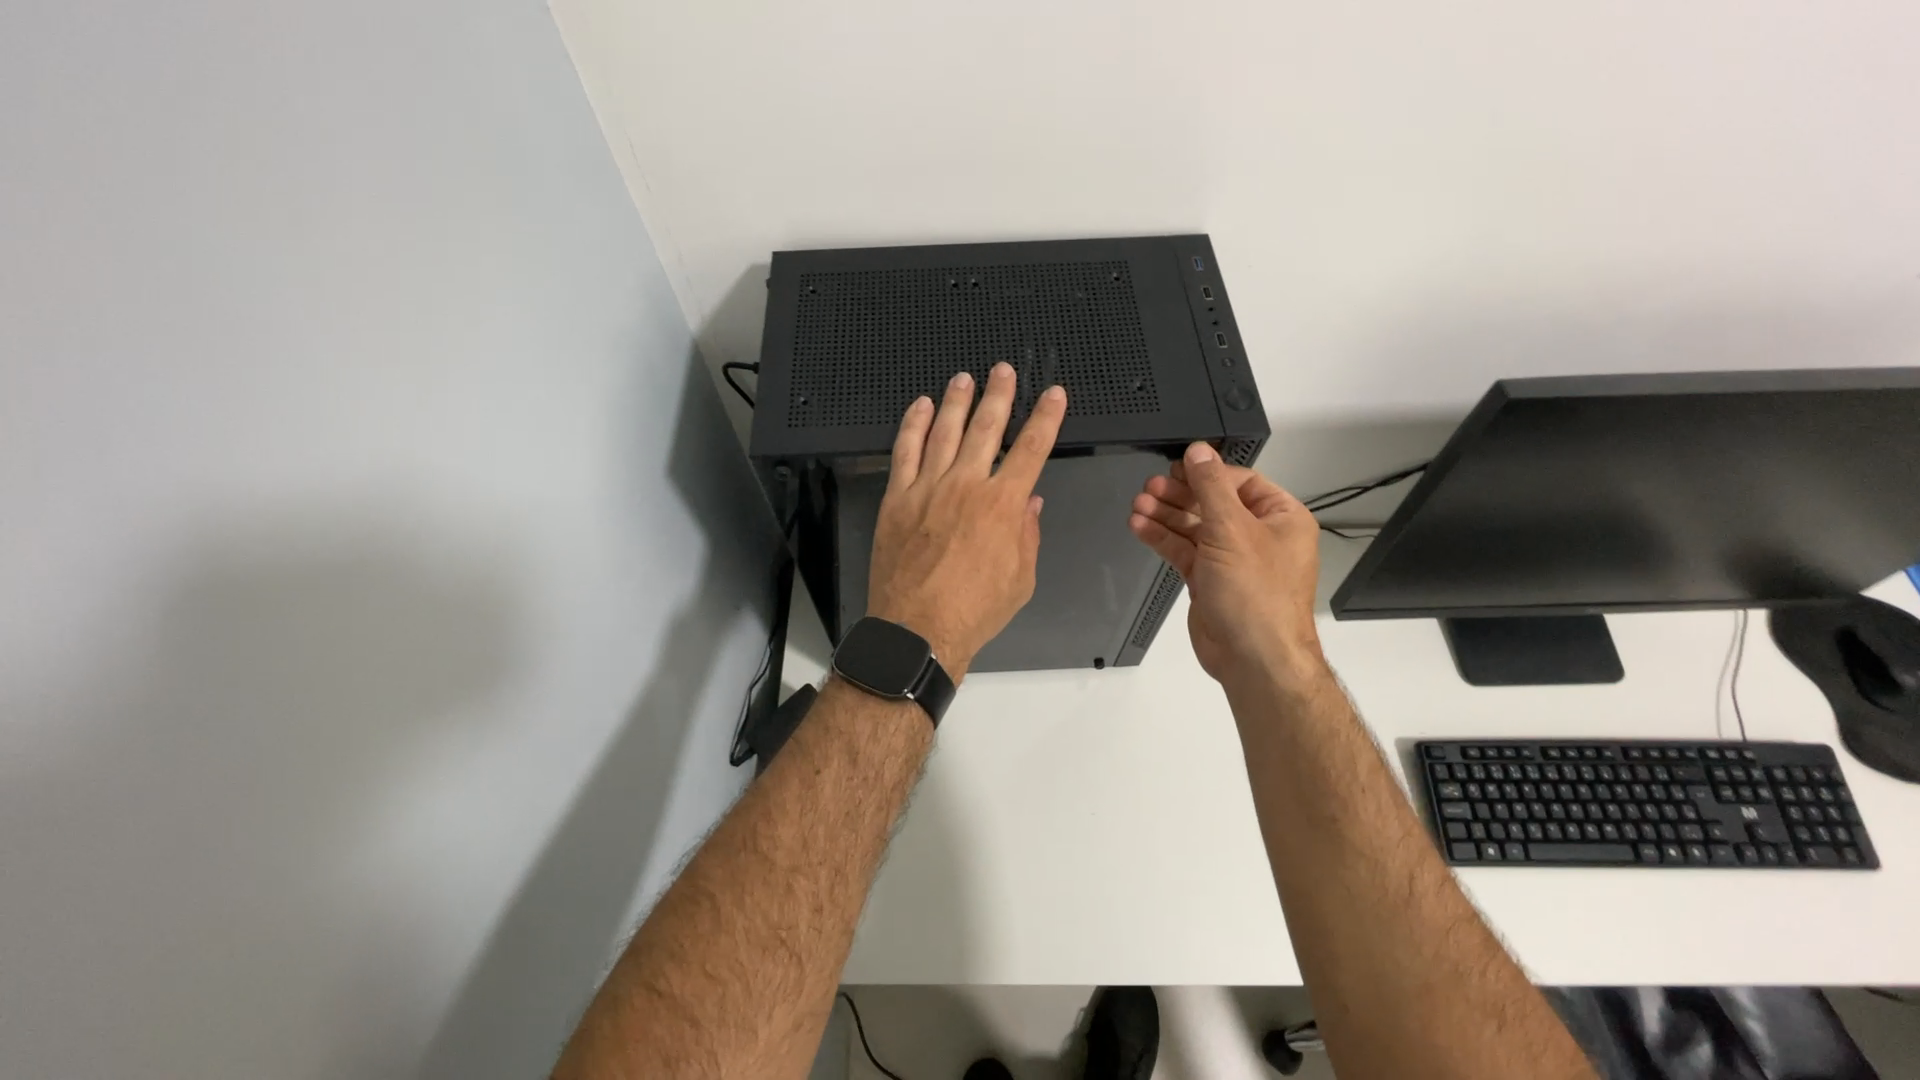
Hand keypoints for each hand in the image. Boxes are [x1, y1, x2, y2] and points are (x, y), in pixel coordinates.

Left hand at [866, 363, 1066, 679]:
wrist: (919, 629)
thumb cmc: (974, 610)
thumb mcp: (1021, 579)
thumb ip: (1027, 536)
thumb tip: (1030, 505)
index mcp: (1003, 505)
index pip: (1031, 448)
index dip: (1045, 417)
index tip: (1053, 394)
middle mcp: (966, 486)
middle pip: (986, 427)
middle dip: (999, 394)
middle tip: (1003, 370)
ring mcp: (928, 488)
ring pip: (944, 431)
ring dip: (956, 401)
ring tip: (964, 378)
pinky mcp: (897, 499)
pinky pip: (905, 451)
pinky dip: (912, 425)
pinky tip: (919, 407)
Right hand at [1127, 442, 1325, 687]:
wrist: (1254, 658)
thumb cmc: (1258, 595)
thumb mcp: (1232, 530)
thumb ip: (1211, 487)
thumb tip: (1199, 451)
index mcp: (1282, 518)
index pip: (1241, 482)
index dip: (1208, 473)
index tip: (1177, 466)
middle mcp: (1260, 537)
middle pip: (1214, 503)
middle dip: (1180, 495)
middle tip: (1150, 487)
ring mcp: (1234, 560)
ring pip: (1196, 528)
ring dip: (1166, 516)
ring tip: (1138, 504)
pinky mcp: (1211, 581)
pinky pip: (1185, 551)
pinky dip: (1164, 539)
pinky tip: (1140, 527)